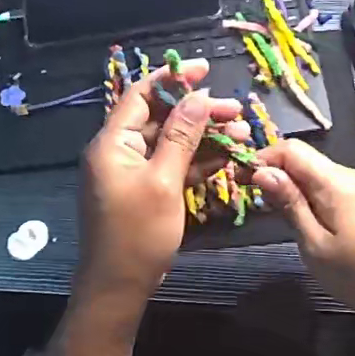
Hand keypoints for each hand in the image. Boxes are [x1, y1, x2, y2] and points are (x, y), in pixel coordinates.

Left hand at [78, 60, 246, 301]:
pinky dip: (196, 161)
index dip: (173, 78)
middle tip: (236, 110)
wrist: (119, 286)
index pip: (141, 95)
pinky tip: (227, 156)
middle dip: (198, 112)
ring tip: (241, 132)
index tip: (206, 68)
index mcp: (112, 142)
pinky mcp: (145, 190)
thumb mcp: (163, 182)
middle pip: (161, 117)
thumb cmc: (137, 233)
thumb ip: (182, 137)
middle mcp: (119, 151)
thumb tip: (199, 97)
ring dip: (203, 137)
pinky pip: (171, 165)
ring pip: (171, 142)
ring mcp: (132, 171)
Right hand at [251, 139, 354, 333]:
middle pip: (308, 160)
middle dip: (279, 174)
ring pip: (322, 174)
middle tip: (259, 205)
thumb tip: (261, 171)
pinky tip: (313, 222)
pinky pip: (338, 187)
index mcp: (339, 183)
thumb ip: (289, 205)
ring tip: (284, 218)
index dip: (264, 158)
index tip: (244, 182)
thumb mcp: (315, 246)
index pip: (292, 149)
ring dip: (297, 187)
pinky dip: (317, 196)